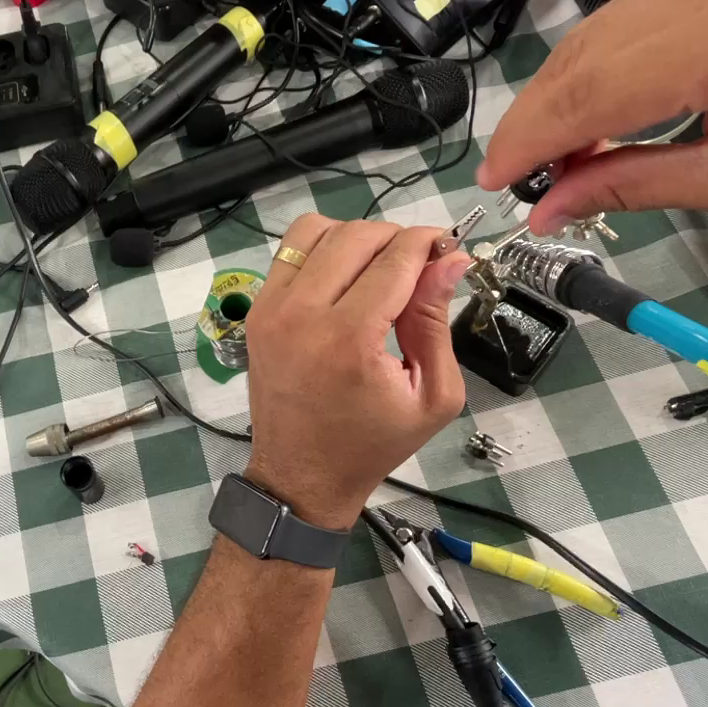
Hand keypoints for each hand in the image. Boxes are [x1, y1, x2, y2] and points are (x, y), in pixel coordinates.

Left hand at [241, 214, 470, 529]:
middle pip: (356, 236)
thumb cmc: (371, 445)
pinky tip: (342, 278)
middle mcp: (302, 315)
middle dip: (397, 238)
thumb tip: (451, 259)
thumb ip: (437, 322)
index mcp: (348, 340)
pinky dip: (320, 250)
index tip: (448, 251)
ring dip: (356, 238)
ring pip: (316, 231)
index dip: (429, 244)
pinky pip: (289, 252)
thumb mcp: (431, 397)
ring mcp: (270, 310)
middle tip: (418, 266)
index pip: (395, 259)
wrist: (301, 475)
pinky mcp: (256, 312)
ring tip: (378, 269)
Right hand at [480, 0, 707, 232]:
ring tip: (559, 152)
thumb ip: (635, 184)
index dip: (535, 137)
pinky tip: (605, 104)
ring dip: (573, 89)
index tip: (492, 180)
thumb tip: (546, 206)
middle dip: (544, 115)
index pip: (603, 82)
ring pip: (617, 19)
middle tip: (519, 175)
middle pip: (598, 41)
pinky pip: (656, 3)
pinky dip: (617, 59)